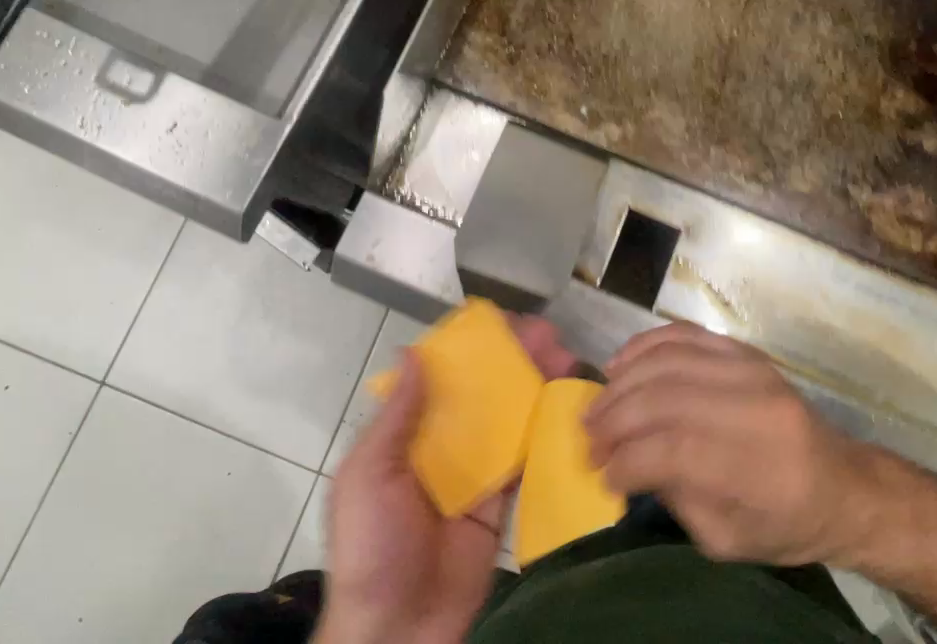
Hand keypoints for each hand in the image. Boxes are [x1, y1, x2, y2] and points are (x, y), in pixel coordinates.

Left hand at [316, 315, 576, 643]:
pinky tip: (567, 406)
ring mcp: (473, 473)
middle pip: (482, 392)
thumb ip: (397, 417)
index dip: (472, 348)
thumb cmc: (373, 545)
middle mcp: (441, 445)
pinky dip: (545, 432)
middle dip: (514, 360)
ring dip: (534, 386)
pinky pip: (524, 460)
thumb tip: (412, 352)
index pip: (442, 377)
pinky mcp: (500, 502)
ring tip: (564, 358)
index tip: (502, 323)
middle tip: (548, 336)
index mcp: (405, 434)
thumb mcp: (369, 475)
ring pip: (508, 419)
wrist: (399, 627)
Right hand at [584, 322, 875, 566]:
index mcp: (758, 466)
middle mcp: (756, 408)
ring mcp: (753, 371)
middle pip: (663, 398)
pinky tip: (620, 366)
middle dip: (614, 420)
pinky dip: (645, 346)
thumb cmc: (786, 524)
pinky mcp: (747, 352)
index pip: (672, 450)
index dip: (625, 460)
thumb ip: (675, 498)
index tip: (602, 475)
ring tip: (597, 409)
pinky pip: (685, 335)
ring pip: (667, 360)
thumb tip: (626, 459)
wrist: (843, 486)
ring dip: (621, 383)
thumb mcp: (727, 539)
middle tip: (588, 441)